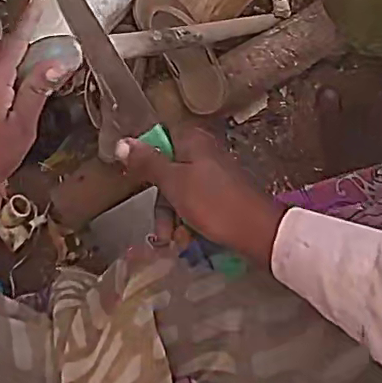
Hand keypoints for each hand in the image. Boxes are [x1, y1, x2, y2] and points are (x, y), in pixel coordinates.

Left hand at [0, 3, 69, 197]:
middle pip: (4, 49)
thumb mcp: (23, 125)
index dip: (27, 20)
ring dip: (17, 59)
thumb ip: (37, 90)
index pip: (14, 41)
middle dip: (25, 38)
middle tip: (46, 34)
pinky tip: (19, 87)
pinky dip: (7, 74)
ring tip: (39, 64)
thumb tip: (55, 65)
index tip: (36, 3)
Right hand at [116, 124, 285, 266]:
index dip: (145, 162)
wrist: (260, 233)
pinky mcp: (222, 195)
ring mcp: (214, 175)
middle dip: (161, 205)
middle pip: (167, 172)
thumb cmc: (215, 203)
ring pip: (179, 193)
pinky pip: (196, 204)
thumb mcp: (174, 183)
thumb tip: (121, 142)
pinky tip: (190, 240)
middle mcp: (203, 153)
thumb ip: (147, 162)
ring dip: (173, 219)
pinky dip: (189, 222)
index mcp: (192, 141)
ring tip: (177, 242)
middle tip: (162, 231)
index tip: (138, 183)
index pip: (158, 140)